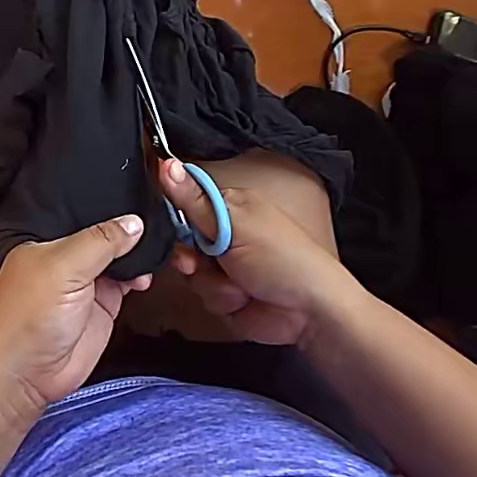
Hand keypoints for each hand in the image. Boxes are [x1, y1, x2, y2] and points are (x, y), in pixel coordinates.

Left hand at [0, 215, 152, 420]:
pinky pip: (129, 281)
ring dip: (141, 253)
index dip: (114, 205)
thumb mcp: (63, 268)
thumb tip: (134, 222)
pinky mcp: (104, 304)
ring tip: (160, 250)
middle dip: (132, 230)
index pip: (87, 212)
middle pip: (108, 234)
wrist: (24, 377)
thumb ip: (100, 241)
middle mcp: (70, 256)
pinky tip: (148, 275)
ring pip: (122, 257)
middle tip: (161, 223)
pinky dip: (142, 275)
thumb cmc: (27, 319)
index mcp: (50, 239)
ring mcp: (88, 281)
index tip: (145, 198)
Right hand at [157, 159, 358, 345]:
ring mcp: (227, 266)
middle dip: (190, 256)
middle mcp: (228, 235)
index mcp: (232, 207)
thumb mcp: (234, 224)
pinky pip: (203, 295)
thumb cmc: (285, 259)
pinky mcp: (227, 294)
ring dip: (211, 282)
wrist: (308, 311)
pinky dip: (221, 300)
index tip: (177, 226)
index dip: (176, 216)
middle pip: (183, 241)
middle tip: (206, 260)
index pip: (188, 201)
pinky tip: (244, 297)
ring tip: (239, 282)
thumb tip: (168, 165)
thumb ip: (196, 199)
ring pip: (191, 273)